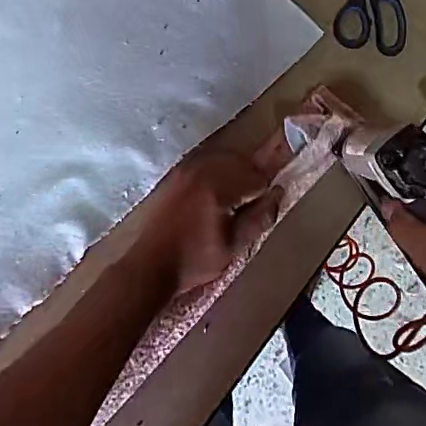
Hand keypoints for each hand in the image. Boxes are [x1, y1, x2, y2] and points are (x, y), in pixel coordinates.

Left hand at [130, 148, 283, 296]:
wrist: (147, 268)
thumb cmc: (192, 260)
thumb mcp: (233, 245)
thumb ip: (259, 217)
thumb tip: (278, 193)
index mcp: (217, 186)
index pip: (256, 176)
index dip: (266, 190)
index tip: (267, 204)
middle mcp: (200, 170)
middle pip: (242, 160)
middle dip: (254, 177)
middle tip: (256, 200)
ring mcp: (185, 170)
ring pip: (224, 157)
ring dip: (237, 171)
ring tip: (238, 196)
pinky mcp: (175, 175)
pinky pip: (207, 161)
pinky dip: (219, 170)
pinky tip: (218, 192)